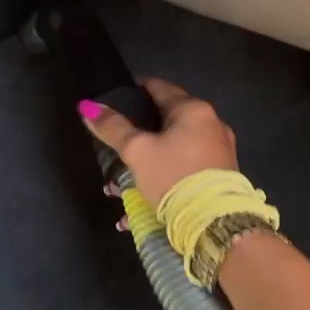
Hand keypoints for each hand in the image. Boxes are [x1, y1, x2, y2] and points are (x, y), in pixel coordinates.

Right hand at [79, 78, 238, 199]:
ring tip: (127, 175)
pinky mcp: (222, 172)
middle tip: (119, 139)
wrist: (214, 222)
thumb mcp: (136, 151)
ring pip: (176, 144)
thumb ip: (112, 128)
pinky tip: (148, 191)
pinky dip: (166, 170)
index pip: (161, 87)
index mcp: (193, 110)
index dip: (138, 87)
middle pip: (168, 117)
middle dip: (141, 129)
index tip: (120, 93)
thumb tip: (87, 107)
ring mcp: (220, 149)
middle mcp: (212, 123)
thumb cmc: (173, 175)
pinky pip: (186, 164)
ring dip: (151, 155)